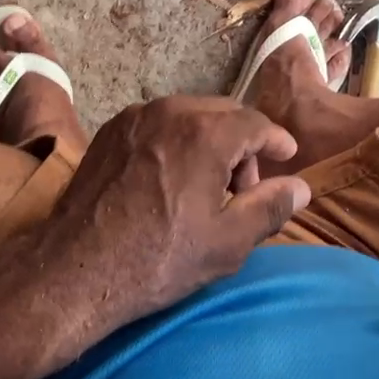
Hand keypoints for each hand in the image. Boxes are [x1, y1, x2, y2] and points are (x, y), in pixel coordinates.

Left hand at [39, 97, 310, 321]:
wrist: (77, 268)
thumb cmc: (159, 258)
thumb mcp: (227, 242)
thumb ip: (270, 207)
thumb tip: (301, 187)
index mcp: (205, 133)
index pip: (255, 123)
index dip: (276, 140)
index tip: (287, 157)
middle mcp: (171, 110)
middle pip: (223, 113)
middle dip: (242, 144)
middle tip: (243, 188)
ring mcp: (137, 115)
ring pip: (190, 115)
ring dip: (209, 140)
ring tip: (205, 187)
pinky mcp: (112, 127)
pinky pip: (159, 122)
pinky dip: (176, 140)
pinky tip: (170, 178)